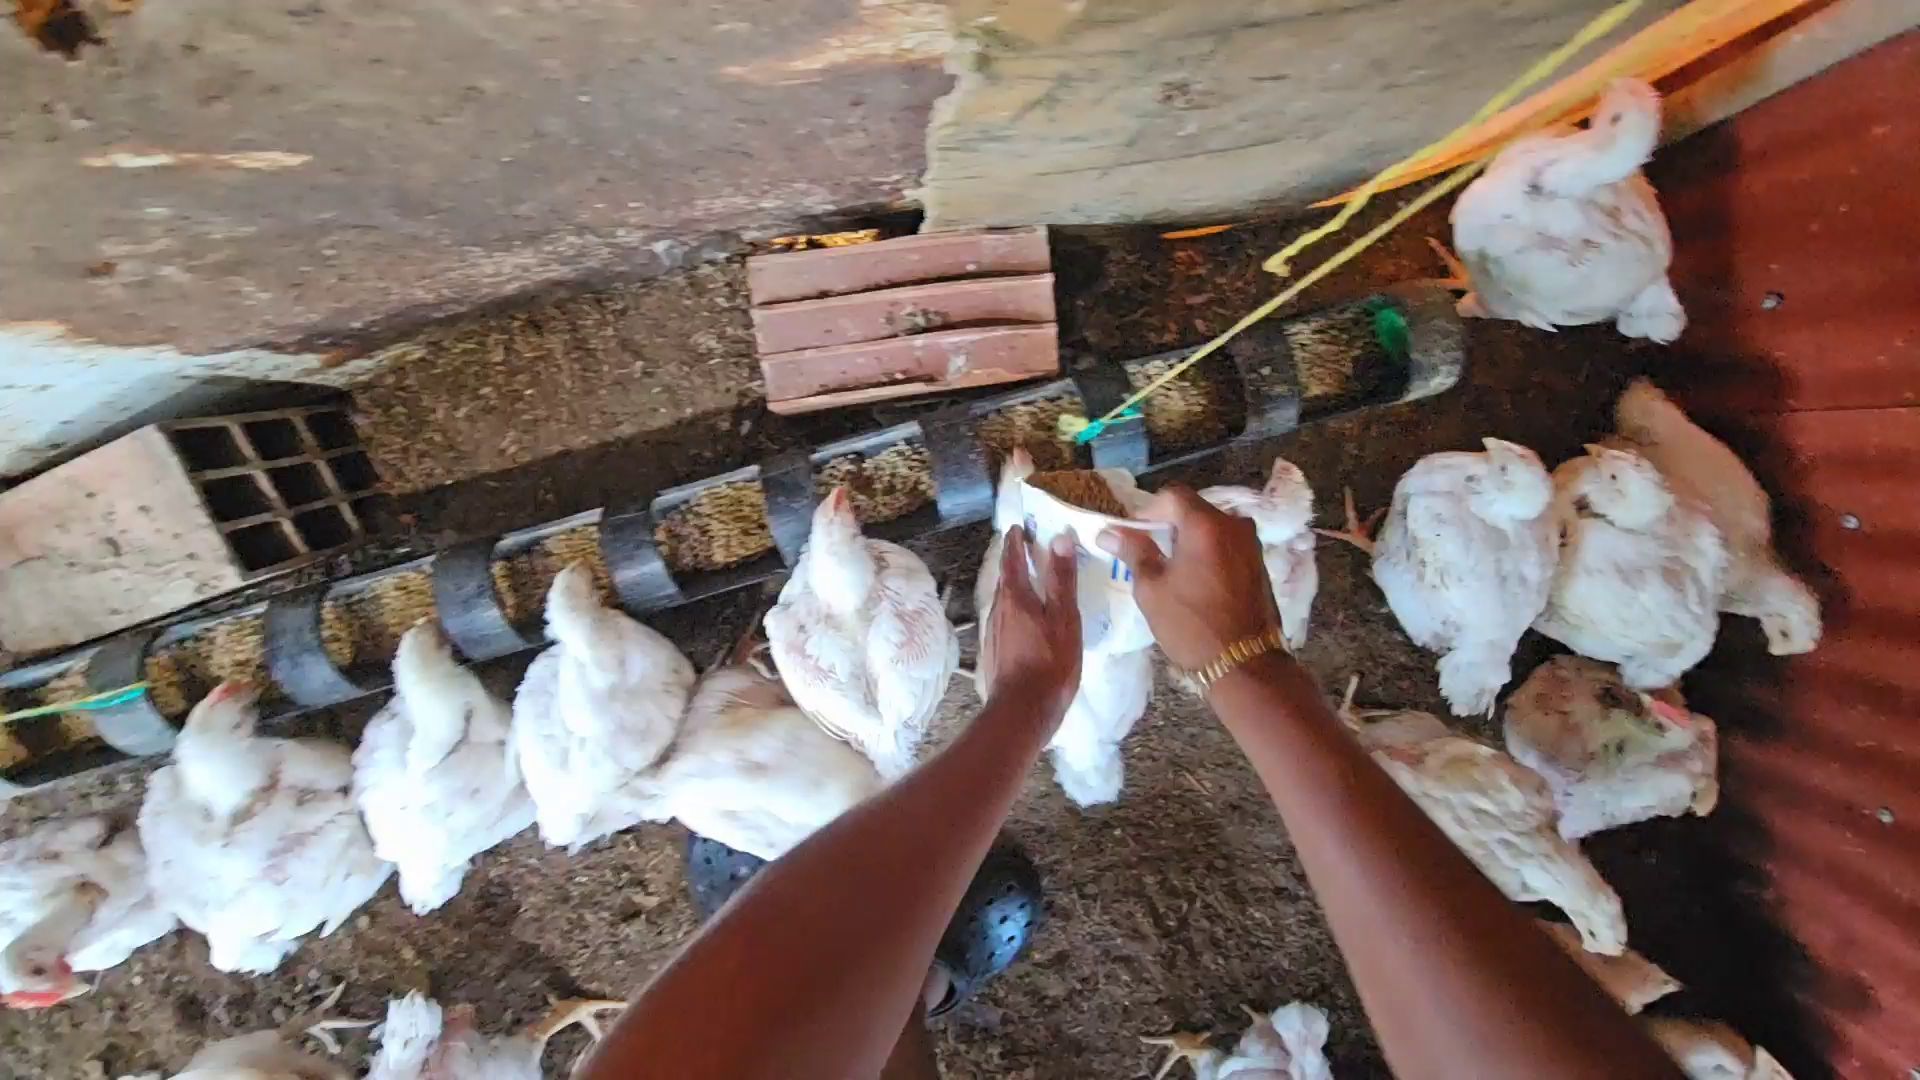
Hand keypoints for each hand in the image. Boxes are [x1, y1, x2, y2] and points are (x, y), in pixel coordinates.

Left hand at [983, 526, 1081, 718]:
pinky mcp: (995, 650)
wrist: (1023, 710)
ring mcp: (994, 631)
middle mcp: (998, 609)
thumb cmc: (1050, 662)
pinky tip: (1028, 618)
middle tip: (1028, 548)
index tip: (1019, 527)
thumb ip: (1062, 579)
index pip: (1012, 559)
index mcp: (1015, 597)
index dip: (1015, 541)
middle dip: (1015, 561)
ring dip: (1016, 585)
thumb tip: (1060, 539)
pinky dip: (1016, 608)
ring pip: (1004, 599)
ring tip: (1032, 580)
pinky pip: (1006, 618)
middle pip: (1005, 578)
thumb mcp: (1064, 617)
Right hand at [1097, 485, 1280, 670]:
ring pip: (1212, 527)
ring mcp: (1251, 544)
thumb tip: (1108, 532)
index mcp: (1206, 524)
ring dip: (1189, 539)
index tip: (1134, 533)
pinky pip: (1226, 545)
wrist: (1244, 663)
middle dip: (1168, 524)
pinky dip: (1207, 552)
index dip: (1148, 509)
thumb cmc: (1190, 623)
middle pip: (1194, 509)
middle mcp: (1235, 525)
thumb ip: (1133, 551)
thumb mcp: (1152, 587)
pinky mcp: (1259, 564)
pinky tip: (1194, 579)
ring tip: (1170, 568)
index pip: (1173, 495)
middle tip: (1148, 551)